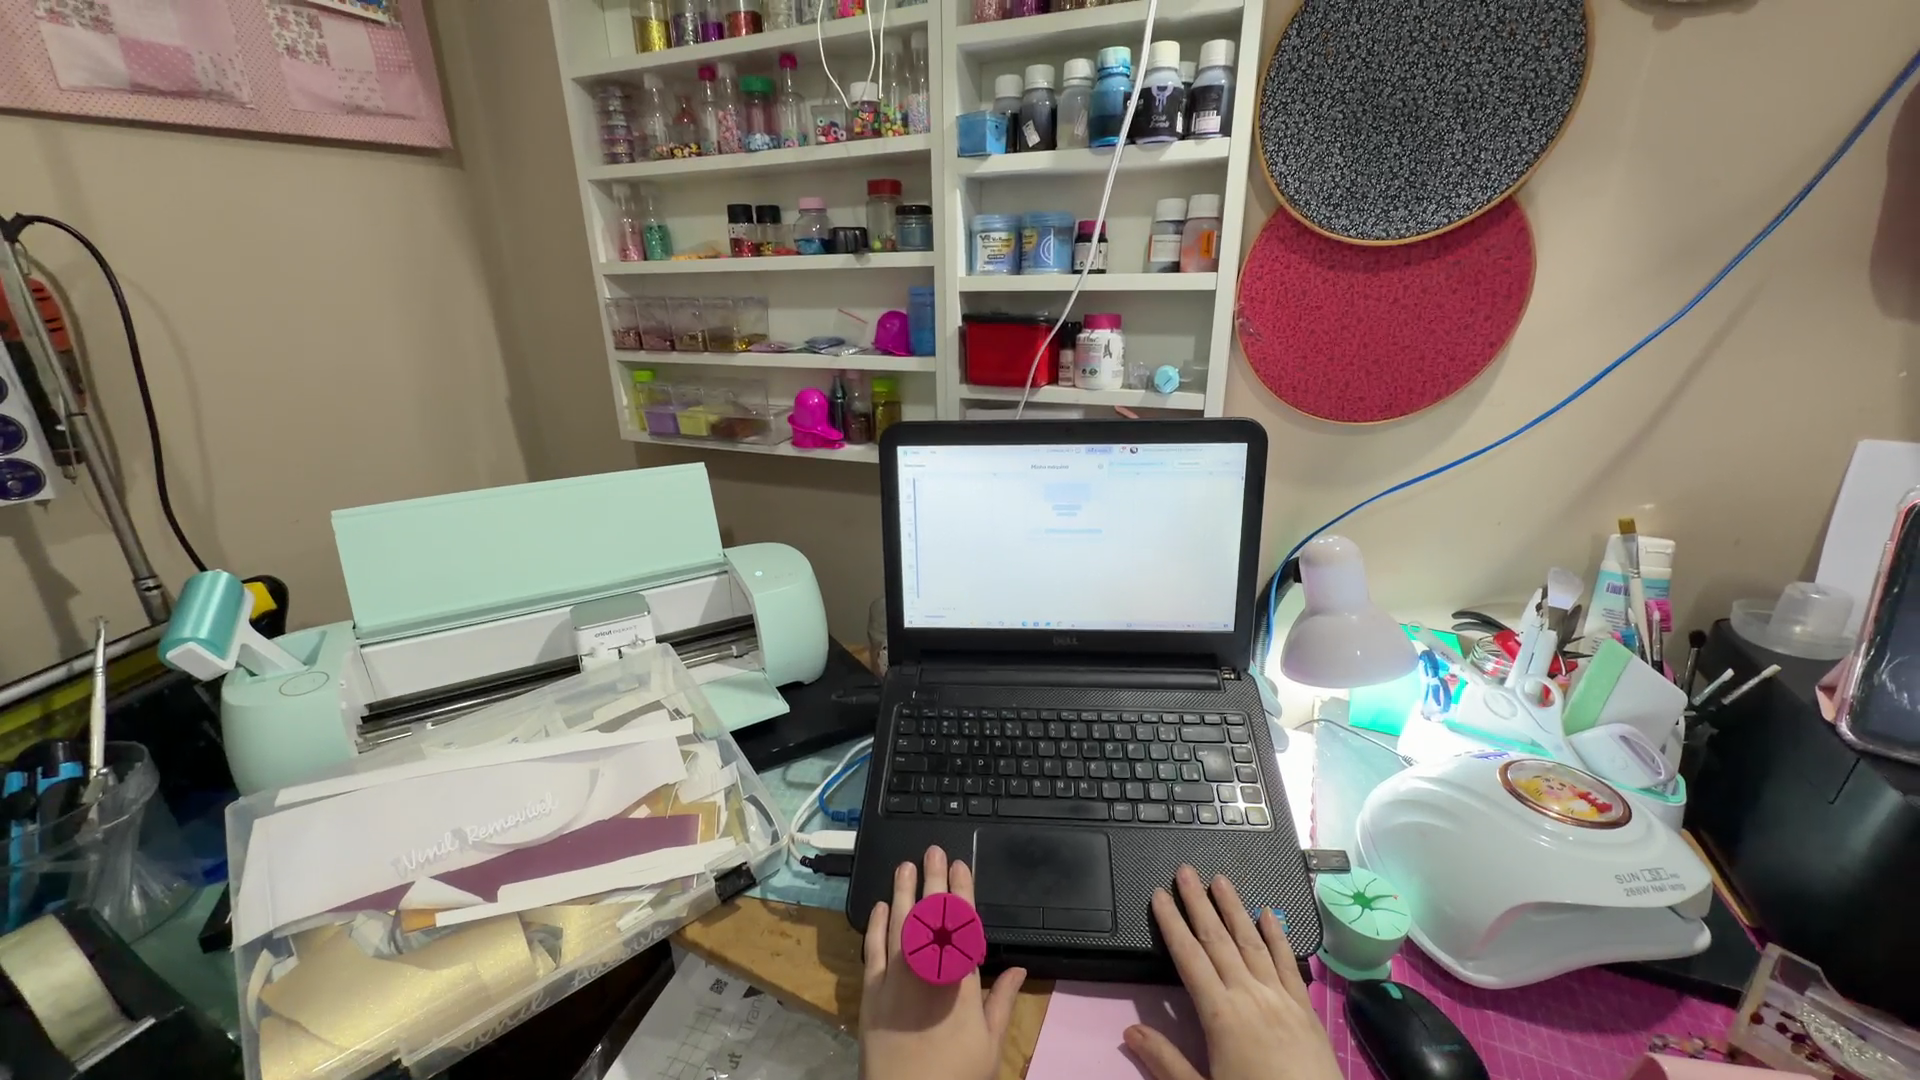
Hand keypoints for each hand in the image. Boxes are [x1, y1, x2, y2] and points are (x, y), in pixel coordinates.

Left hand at [859, 846, 1028, 1079]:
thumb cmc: (956, 1076)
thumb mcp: (990, 1044)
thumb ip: (1003, 1002)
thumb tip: (1020, 970)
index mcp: (960, 980)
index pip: (962, 923)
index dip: (961, 891)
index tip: (961, 865)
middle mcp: (927, 969)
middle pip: (930, 914)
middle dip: (933, 879)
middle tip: (933, 851)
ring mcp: (895, 978)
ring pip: (899, 923)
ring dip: (903, 891)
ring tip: (906, 866)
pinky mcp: (870, 992)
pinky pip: (873, 949)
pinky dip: (877, 925)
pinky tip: (881, 906)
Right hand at [1125, 866, 1340, 1079]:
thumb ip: (1166, 1062)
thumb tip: (1129, 1031)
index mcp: (1220, 1015)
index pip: (1188, 957)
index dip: (1171, 923)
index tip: (1159, 895)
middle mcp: (1249, 996)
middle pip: (1217, 939)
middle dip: (1198, 902)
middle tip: (1185, 870)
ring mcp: (1281, 999)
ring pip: (1252, 941)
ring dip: (1234, 907)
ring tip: (1220, 879)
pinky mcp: (1306, 1010)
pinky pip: (1288, 963)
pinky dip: (1278, 936)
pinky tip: (1269, 914)